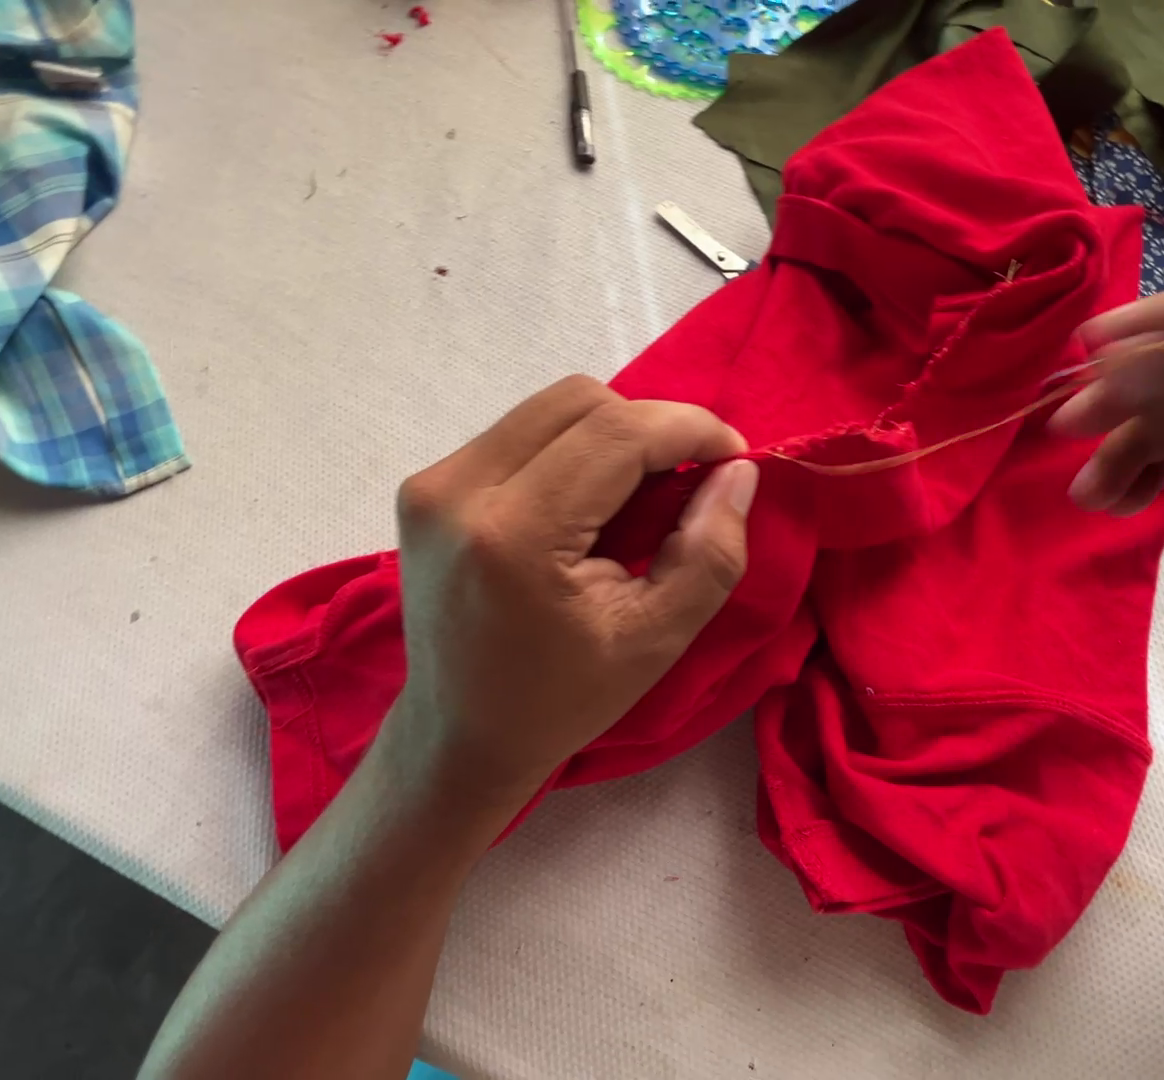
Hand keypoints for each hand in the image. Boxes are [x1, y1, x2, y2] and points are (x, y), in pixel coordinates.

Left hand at [382, 375, 758, 803]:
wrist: (459, 735)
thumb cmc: (561, 701)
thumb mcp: (656, 641)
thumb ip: (711, 552)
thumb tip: (738, 471)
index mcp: (514, 535)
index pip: (617, 431)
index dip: (689, 428)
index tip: (733, 455)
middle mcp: (457, 490)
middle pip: (580, 400)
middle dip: (650, 428)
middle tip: (686, 480)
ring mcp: (432, 483)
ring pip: (549, 408)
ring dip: (610, 435)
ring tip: (637, 495)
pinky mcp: (425, 486)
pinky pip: (518, 433)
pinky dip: (570, 450)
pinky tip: (585, 504)